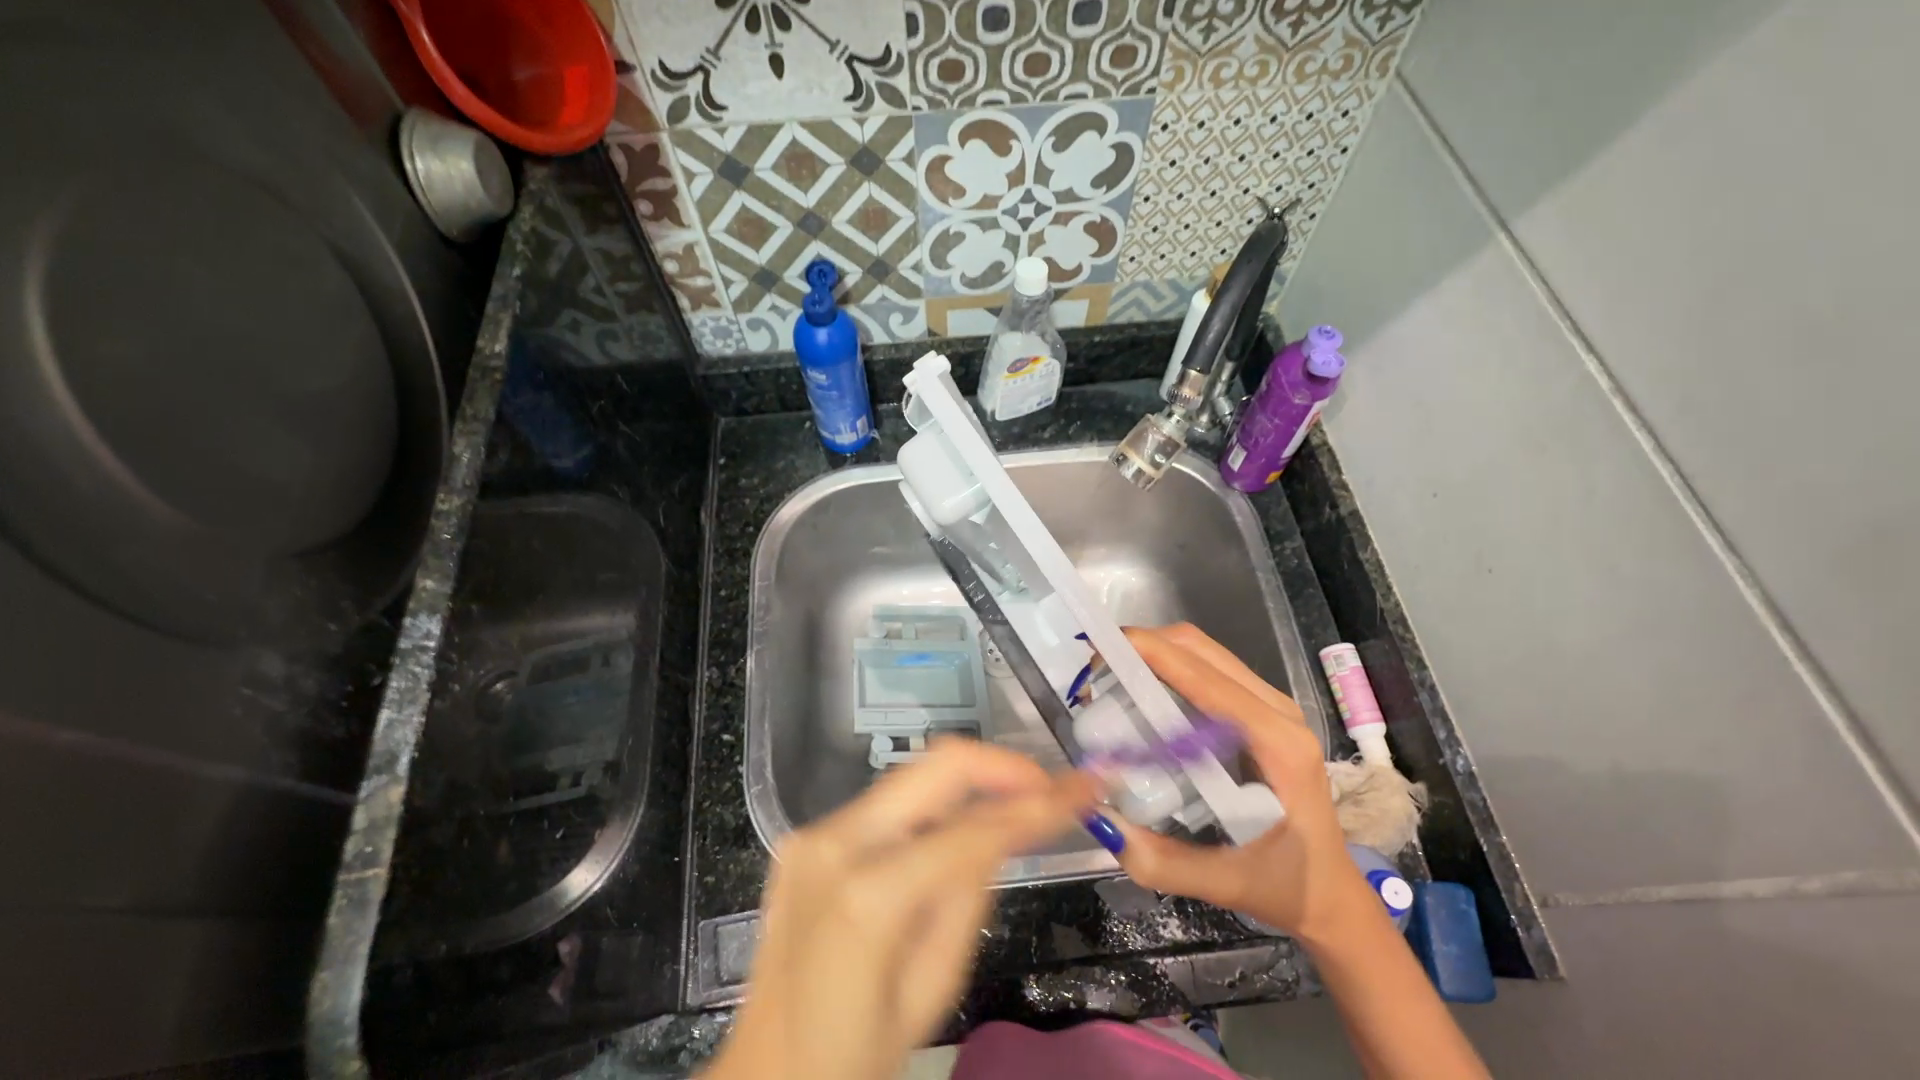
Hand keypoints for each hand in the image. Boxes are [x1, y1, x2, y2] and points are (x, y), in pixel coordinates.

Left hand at [705, 740, 1096, 1079]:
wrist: (766, 1077)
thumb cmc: (856, 1055)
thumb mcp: (933, 987)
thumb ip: (969, 896)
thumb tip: (1002, 833)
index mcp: (870, 893)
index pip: (975, 827)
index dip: (1040, 804)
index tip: (1088, 790)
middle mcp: (835, 842)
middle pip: (937, 767)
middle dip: (1005, 767)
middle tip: (1055, 786)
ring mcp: (813, 835)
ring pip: (911, 779)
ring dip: (970, 785)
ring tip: (1019, 807)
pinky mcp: (805, 840)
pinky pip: (884, 807)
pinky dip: (932, 807)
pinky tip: (961, 831)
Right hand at [1106, 623, 1373, 945]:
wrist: (1331, 894)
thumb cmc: (1285, 887)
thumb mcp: (1220, 884)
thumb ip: (1158, 861)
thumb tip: (1098, 818)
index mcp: (1277, 744)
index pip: (1205, 678)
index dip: (1149, 654)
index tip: (1099, 656)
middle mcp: (1280, 713)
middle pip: (1202, 650)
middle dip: (1143, 649)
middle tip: (1096, 676)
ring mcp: (1275, 709)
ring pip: (1205, 654)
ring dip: (1155, 657)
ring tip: (1112, 685)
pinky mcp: (1263, 714)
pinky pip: (1210, 673)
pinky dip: (1170, 671)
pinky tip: (1142, 699)